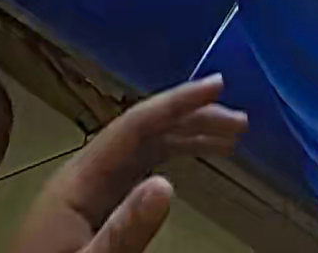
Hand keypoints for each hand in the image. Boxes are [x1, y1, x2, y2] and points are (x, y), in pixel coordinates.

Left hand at [9, 75, 246, 252]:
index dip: (177, 102)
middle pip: (147, 131)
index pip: (136, 124)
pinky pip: (143, 169)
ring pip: (149, 148)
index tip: (216, 87)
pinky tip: (192, 158)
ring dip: (188, 137)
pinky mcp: (98, 209)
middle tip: (238, 121)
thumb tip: (168, 183)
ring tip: (229, 137)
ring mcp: (93, 190)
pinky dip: (173, 158)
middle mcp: (88, 173)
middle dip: (193, 119)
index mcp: (78, 176)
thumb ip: (123, 231)